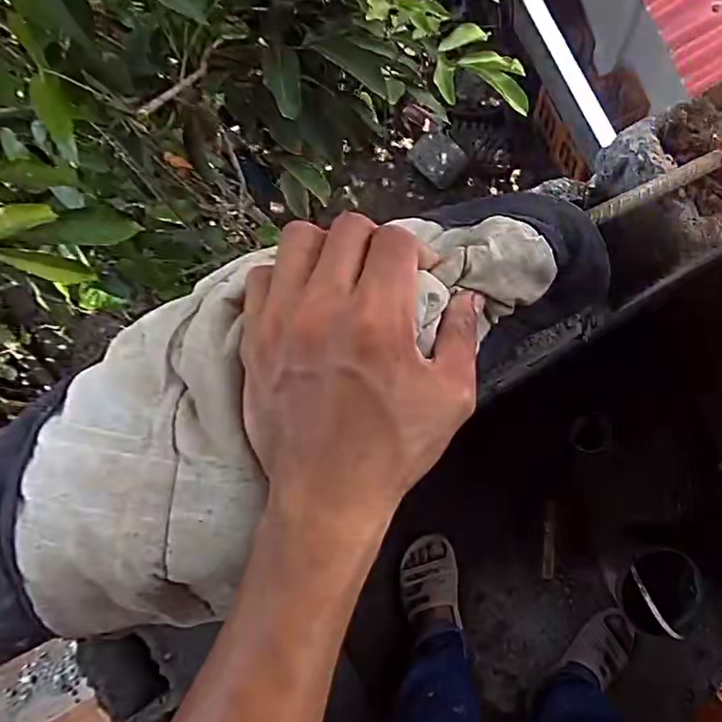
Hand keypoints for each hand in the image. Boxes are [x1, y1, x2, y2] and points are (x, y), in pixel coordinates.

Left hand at [240, 214, 481, 572]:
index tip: (424, 274)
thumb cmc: (396, 448)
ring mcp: (281, 319)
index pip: (395, 241)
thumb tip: (468, 299)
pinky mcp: (253, 337)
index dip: (419, 247)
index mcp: (379, 320)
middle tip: (388, 271)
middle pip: (348, 229)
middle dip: (378, 241)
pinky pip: (262, 275)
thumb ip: (464, 338)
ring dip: (329, 247)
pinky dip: (288, 274)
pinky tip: (307, 299)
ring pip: (298, 239)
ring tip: (344, 276)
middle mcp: (325, 307)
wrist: (328, 493)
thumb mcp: (453, 397)